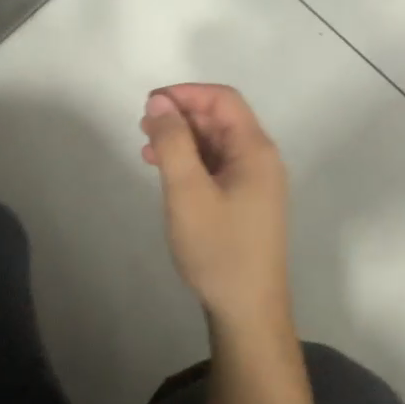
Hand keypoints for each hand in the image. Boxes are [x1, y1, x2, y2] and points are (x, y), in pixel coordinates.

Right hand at [140, 84, 291, 329]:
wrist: (247, 310)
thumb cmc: (218, 249)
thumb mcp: (187, 192)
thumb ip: (173, 142)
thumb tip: (159, 102)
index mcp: (255, 151)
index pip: (223, 100)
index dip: (186, 93)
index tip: (149, 103)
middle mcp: (260, 160)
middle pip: (220, 119)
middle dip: (181, 115)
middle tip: (143, 127)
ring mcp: (255, 183)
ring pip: (215, 143)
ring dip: (182, 138)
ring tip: (147, 148)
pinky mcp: (245, 202)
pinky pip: (216, 166)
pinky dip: (190, 161)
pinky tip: (165, 172)